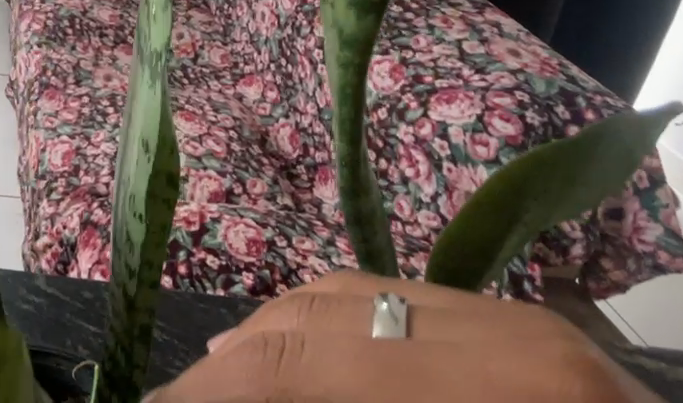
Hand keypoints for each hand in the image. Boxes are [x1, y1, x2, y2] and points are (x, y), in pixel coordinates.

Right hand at [153, 271, 658, 401]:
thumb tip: (250, 387)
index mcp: (496, 392)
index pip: (306, 359)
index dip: (219, 384)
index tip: (163, 402)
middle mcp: (501, 330)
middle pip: (318, 312)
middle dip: (237, 355)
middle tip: (183, 391)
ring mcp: (512, 315)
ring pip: (347, 292)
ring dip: (274, 329)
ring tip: (226, 368)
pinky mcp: (519, 319)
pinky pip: (390, 296)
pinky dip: (327, 318)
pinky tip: (300, 344)